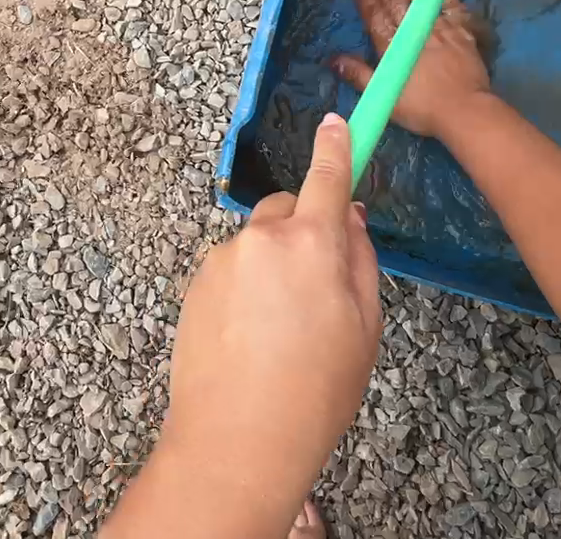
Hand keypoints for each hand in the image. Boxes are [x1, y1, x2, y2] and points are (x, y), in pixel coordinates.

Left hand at [105, 115, 379, 538]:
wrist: (235, 440)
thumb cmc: (316, 391)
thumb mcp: (364, 327)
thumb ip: (358, 259)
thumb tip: (348, 215)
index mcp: (312, 242)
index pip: (327, 176)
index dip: (335, 145)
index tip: (335, 121)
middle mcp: (263, 236)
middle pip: (288, 209)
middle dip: (303, 229)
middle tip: (314, 285)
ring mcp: (223, 257)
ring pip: (258, 242)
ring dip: (271, 264)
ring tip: (277, 328)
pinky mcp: (196, 280)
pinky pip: (231, 267)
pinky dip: (244, 285)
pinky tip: (248, 334)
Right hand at [333, 0, 491, 139]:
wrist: (463, 110)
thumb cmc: (421, 107)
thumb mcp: (382, 94)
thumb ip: (357, 74)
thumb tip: (331, 59)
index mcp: (391, 45)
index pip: (374, 13)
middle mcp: (412, 29)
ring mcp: (438, 26)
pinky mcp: (461, 29)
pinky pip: (451, 1)